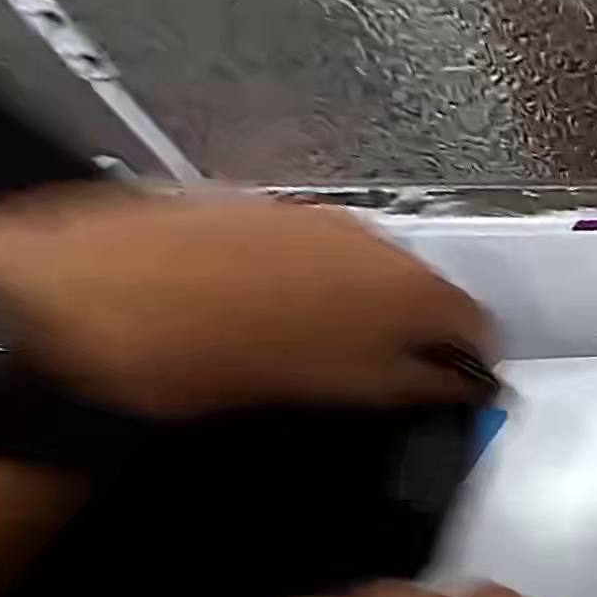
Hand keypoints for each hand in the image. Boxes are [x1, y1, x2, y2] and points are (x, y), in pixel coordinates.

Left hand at [0, 189, 491, 416]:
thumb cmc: (249, 356)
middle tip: (394, 360)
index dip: (477, 356)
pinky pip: (313, 244)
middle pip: (430, 289)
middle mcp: (383, 243)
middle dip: (421, 323)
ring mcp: (319, 217)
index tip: (462, 374)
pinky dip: (313, 273)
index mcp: (423, 289)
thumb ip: (440, 384)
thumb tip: (467, 383)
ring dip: (368, 297)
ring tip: (327, 334)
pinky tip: (278, 304)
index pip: (483, 324)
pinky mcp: (261, 204)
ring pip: (373, 264)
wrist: (113, 311)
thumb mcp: (374, 391)